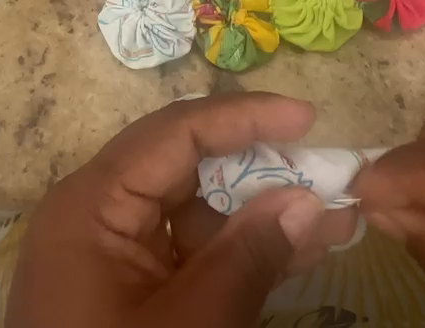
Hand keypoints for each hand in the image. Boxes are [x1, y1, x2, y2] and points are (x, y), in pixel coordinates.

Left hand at [6, 93, 359, 327]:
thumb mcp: (187, 326)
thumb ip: (246, 260)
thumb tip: (304, 200)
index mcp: (93, 201)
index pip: (175, 132)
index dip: (243, 117)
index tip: (307, 118)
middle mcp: (97, 211)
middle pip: (185, 165)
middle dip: (257, 166)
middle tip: (323, 167)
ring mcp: (110, 251)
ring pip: (194, 211)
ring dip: (258, 215)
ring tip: (331, 217)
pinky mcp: (126, 288)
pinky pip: (187, 252)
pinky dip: (236, 253)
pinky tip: (293, 252)